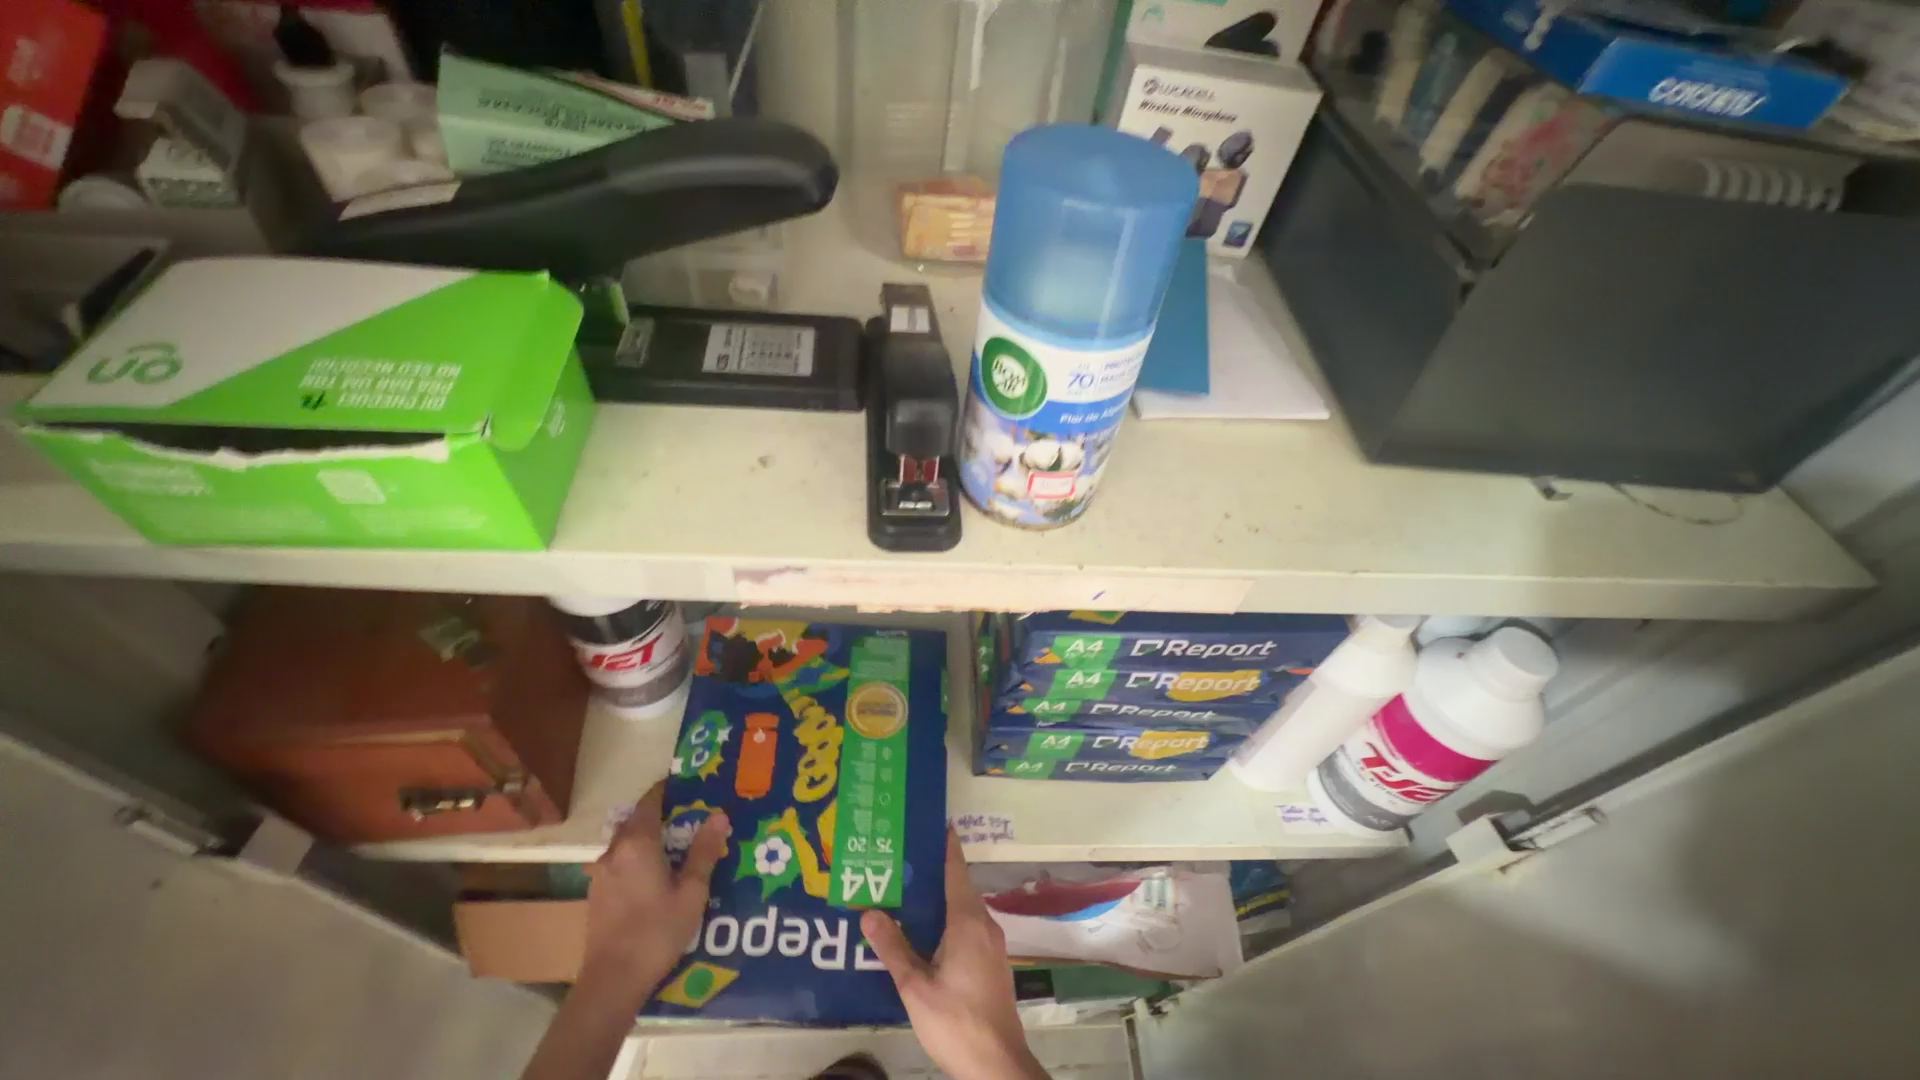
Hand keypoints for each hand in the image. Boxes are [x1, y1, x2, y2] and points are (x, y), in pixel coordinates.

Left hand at [580, 780, 730, 1004]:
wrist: (612, 981)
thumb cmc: (657, 932)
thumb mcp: (691, 892)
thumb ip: (704, 852)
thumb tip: (719, 815)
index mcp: (638, 844)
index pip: (651, 801)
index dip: (669, 789)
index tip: (690, 785)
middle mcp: (614, 851)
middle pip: (636, 820)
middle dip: (662, 813)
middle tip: (692, 816)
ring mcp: (602, 873)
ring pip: (627, 842)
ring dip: (650, 837)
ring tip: (678, 846)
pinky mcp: (597, 894)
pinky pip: (621, 862)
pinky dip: (639, 858)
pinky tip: (657, 875)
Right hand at [861, 830, 1046, 1079]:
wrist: (997, 1064)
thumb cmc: (956, 1021)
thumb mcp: (916, 986)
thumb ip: (893, 948)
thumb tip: (869, 910)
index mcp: (968, 921)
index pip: (956, 870)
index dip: (945, 845)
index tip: (932, 821)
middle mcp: (984, 924)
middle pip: (959, 886)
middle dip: (933, 871)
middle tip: (901, 858)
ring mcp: (992, 945)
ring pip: (963, 908)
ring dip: (939, 897)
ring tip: (906, 891)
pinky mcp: (992, 963)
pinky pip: (968, 927)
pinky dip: (947, 918)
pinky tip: (925, 931)